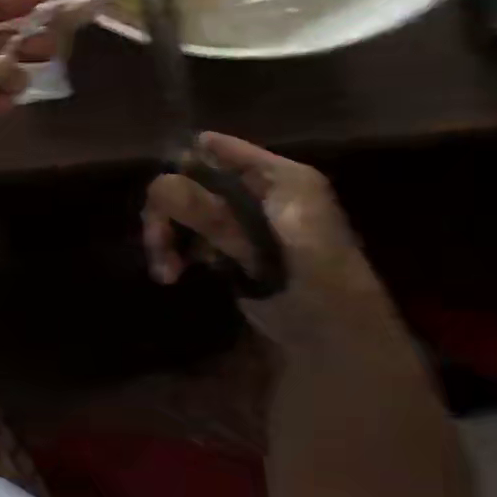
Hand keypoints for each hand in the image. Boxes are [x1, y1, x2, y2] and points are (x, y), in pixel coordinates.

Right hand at [142, 132, 376, 339]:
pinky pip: (187, 238)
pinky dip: (173, 253)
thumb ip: (215, 216)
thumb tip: (159, 186)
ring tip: (165, 272)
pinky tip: (172, 274)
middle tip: (156, 246)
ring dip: (165, 238)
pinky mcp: (230, 251)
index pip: (217, 150)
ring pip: (182, 212)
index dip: (180, 164)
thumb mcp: (264, 247)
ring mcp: (243, 223)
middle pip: (189, 183)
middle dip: (166, 213)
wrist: (340, 346)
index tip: (158, 196)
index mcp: (280, 180)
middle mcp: (259, 193)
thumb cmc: (315, 289)